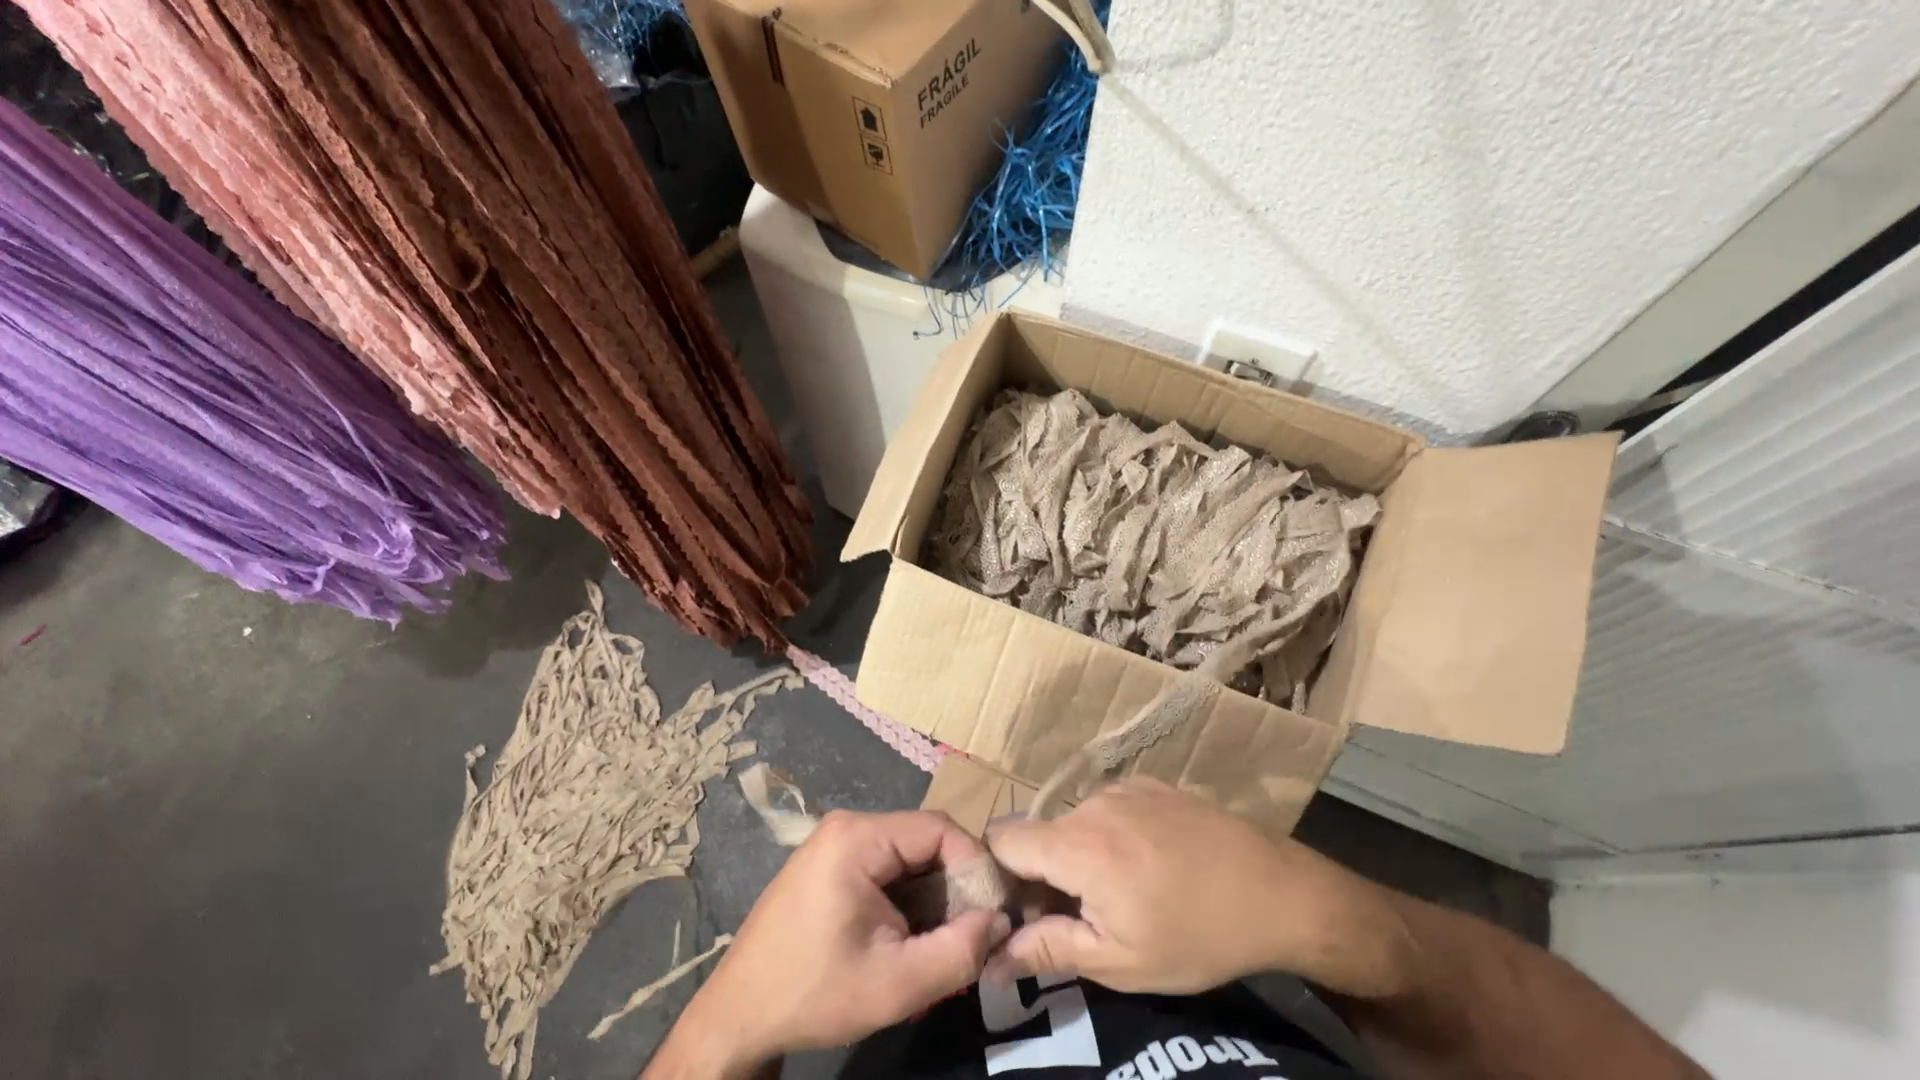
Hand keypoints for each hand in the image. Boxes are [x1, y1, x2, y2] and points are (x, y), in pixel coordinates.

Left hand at [649, 811, 1010, 1078]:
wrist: (738, 1018)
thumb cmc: (814, 994)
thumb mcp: (898, 983)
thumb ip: (961, 951)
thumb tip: (1002, 922)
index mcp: (858, 838)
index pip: (941, 829)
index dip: (976, 868)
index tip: (994, 914)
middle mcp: (846, 828)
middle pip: (926, 842)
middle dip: (955, 889)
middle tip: (972, 937)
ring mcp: (834, 846)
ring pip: (909, 860)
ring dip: (933, 900)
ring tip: (942, 946)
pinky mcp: (829, 868)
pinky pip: (886, 872)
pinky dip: (908, 903)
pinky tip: (909, 942)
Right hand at [984, 778, 1415, 998]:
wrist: (1281, 892)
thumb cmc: (1198, 935)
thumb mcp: (1120, 961)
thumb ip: (1049, 950)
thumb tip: (991, 958)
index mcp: (1077, 845)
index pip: (1001, 840)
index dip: (999, 877)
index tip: (1021, 913)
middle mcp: (1093, 804)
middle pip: (1038, 834)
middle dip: (1043, 875)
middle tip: (1080, 918)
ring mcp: (1125, 788)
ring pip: (1073, 823)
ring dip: (1078, 856)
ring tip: (1123, 894)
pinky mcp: (1151, 783)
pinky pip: (1107, 809)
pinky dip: (1110, 837)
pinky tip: (1150, 866)